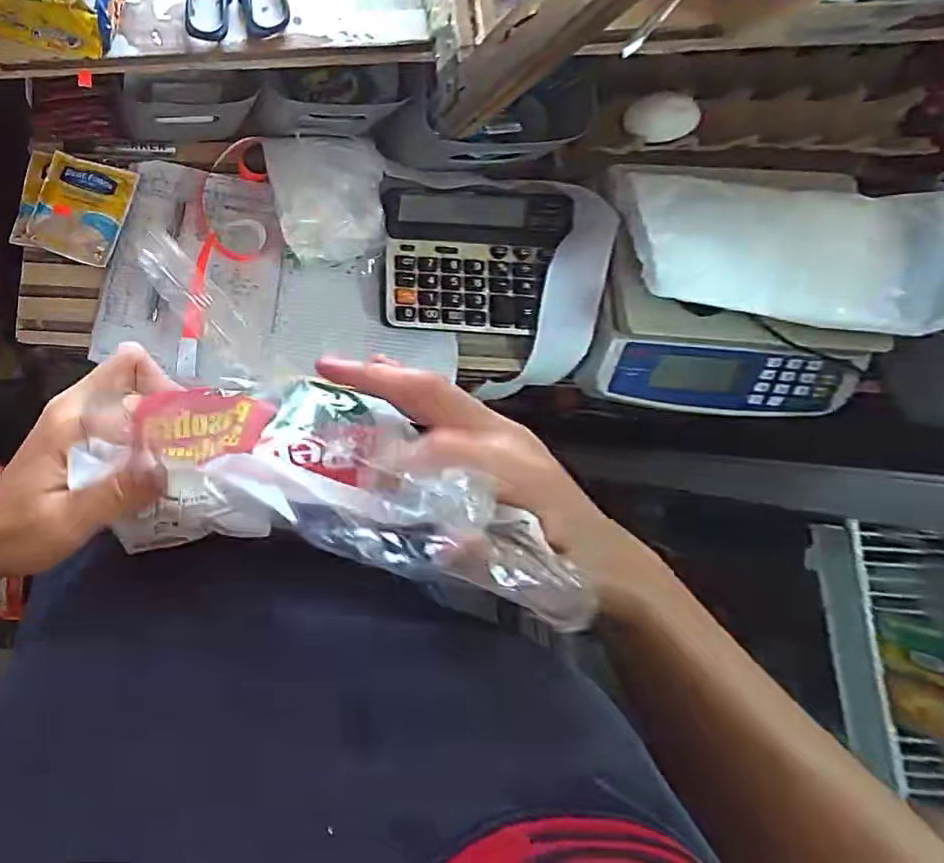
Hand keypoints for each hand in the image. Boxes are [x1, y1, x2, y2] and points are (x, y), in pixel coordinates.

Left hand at [0, 343, 175, 578]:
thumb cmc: (20, 532)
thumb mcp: (70, 520)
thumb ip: (117, 492)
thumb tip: (166, 466)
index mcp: (71, 416)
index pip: (130, 372)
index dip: (163, 397)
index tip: (183, 436)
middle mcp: (74, 406)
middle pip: (130, 373)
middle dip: (163, 401)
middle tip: (184, 444)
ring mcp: (74, 419)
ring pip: (126, 394)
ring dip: (154, 418)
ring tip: (173, 456)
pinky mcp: (76, 436)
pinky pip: (117, 418)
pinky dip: (139, 434)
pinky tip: (149, 468)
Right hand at [316, 356, 677, 618]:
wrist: (615, 565)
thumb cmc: (568, 571)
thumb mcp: (532, 576)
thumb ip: (485, 556)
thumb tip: (440, 540)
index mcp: (512, 466)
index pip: (437, 447)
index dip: (391, 457)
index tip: (354, 472)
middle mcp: (504, 437)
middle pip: (434, 394)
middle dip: (379, 378)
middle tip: (329, 367)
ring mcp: (503, 431)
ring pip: (439, 392)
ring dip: (393, 378)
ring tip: (354, 367)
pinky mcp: (501, 437)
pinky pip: (446, 404)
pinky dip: (411, 390)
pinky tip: (392, 387)